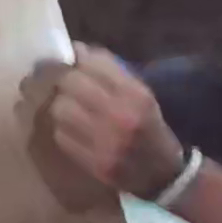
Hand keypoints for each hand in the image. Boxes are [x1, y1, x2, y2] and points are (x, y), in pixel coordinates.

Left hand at [44, 43, 186, 197]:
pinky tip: (73, 132)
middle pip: (68, 83)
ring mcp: (107, 141)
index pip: (90, 64)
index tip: (73, 67)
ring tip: (70, 112)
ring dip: (60, 107)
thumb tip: (76, 48)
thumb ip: (108, 69)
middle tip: (66, 89)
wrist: (163, 174)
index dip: (76, 63)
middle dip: (63, 83)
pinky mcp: (93, 161)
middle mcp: (122, 116)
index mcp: (137, 95)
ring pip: (58, 108)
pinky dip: (62, 130)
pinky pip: (59, 134)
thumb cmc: (145, 125)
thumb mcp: (138, 94)